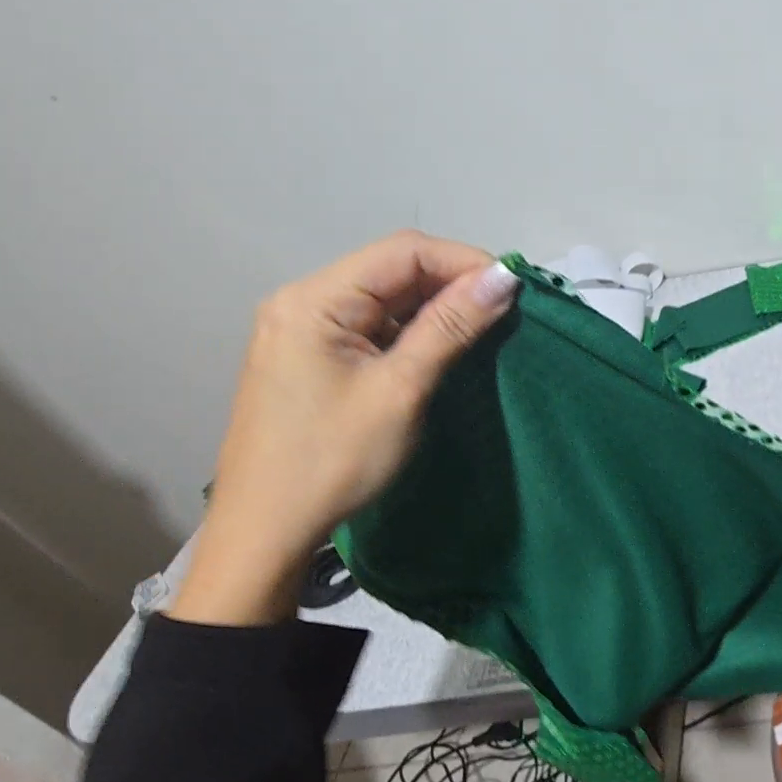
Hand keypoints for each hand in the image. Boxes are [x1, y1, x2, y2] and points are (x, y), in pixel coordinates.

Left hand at [169, 231, 518, 625]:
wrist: (268, 530)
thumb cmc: (333, 460)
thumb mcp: (401, 390)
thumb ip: (450, 326)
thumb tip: (503, 279)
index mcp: (314, 300)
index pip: (403, 251)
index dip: (465, 261)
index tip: (514, 290)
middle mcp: (303, 301)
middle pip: (393, 269)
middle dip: (454, 283)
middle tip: (507, 312)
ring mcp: (305, 329)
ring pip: (387, 297)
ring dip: (437, 307)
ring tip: (485, 329)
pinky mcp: (313, 356)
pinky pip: (374, 325)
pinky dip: (414, 330)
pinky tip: (445, 347)